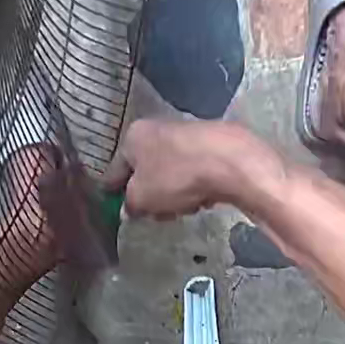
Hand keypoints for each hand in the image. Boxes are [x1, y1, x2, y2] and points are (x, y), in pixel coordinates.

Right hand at [103, 118, 282, 218]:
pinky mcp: (212, 146)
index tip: (115, 209)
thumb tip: (130, 208)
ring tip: (185, 207)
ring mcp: (187, 136)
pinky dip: (195, 188)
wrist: (230, 162)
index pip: (115, 170)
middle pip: (146, 173)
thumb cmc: (175, 177)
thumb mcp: (141, 198)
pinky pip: (193, 174)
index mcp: (134, 136)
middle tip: (158, 214)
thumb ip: (129, 205)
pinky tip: (203, 198)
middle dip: (151, 197)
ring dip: (173, 196)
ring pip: (170, 176)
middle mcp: (158, 129)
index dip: (114, 193)